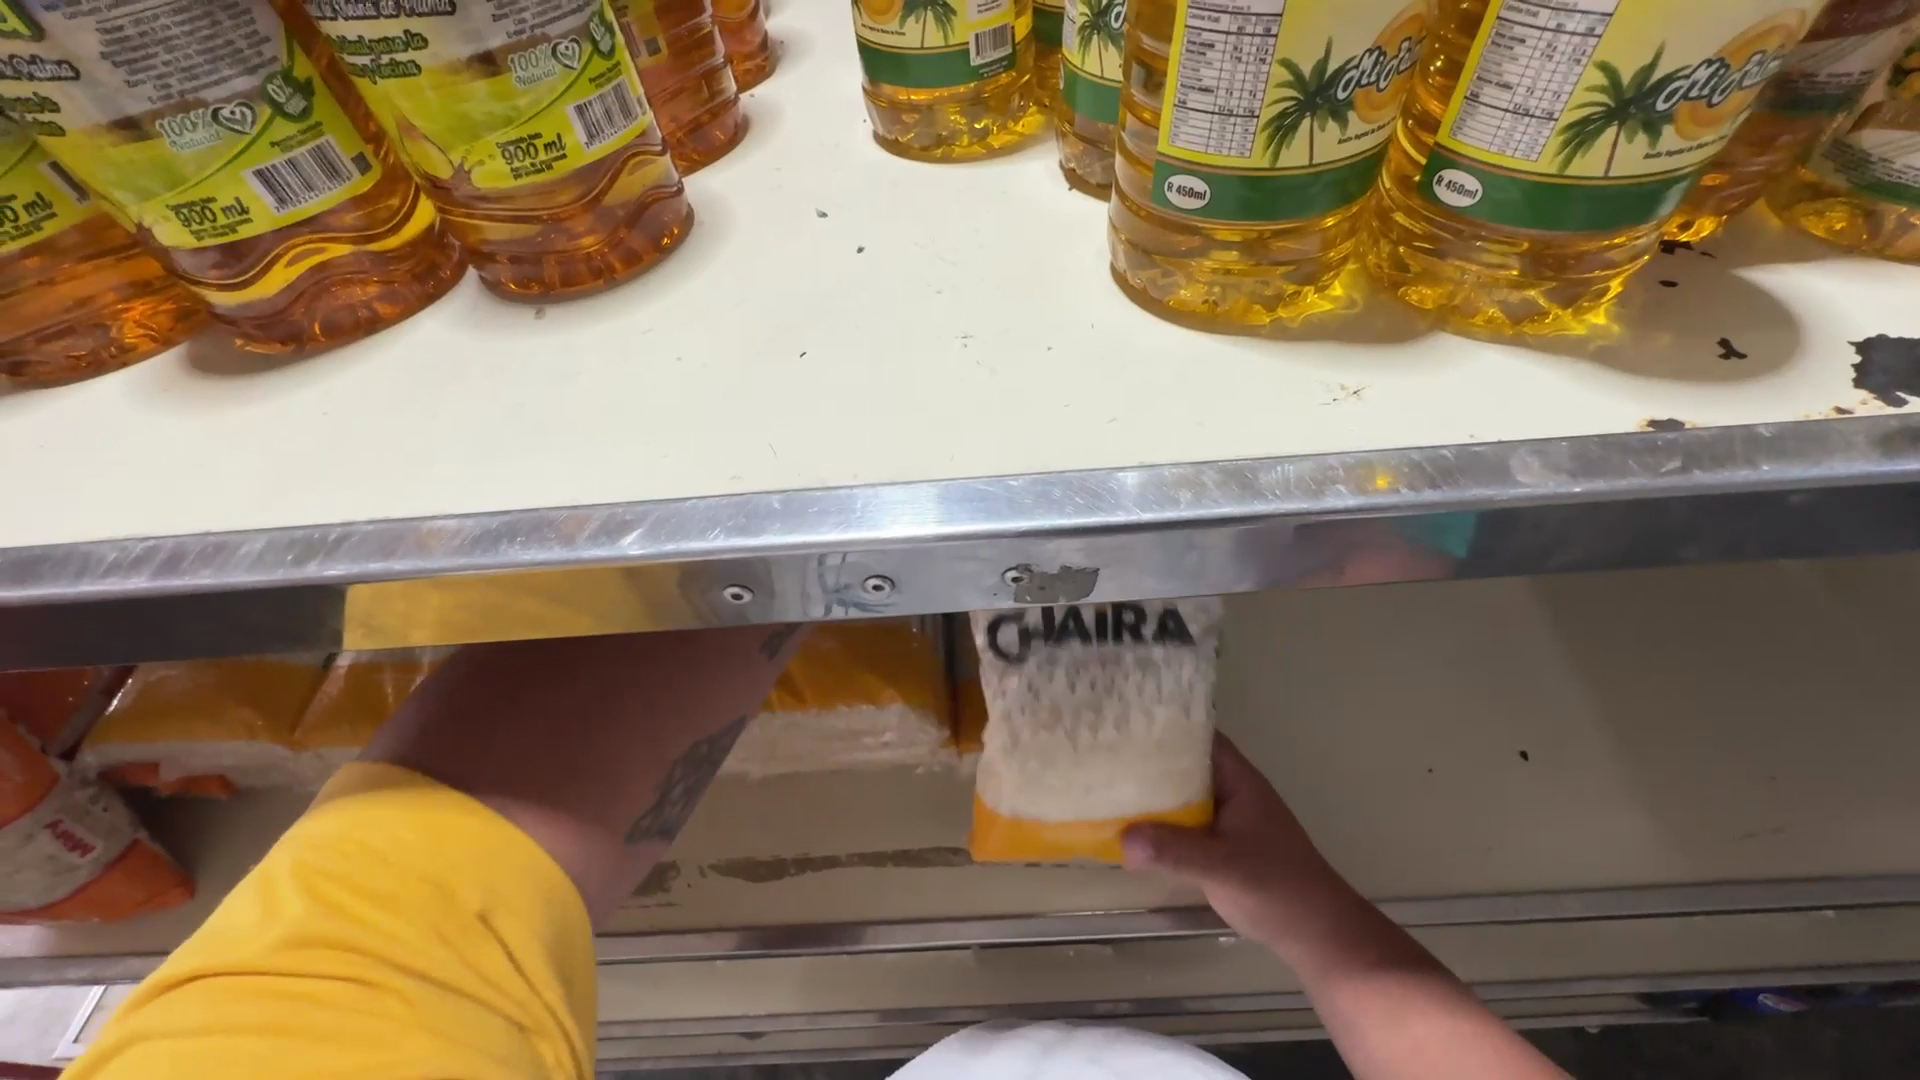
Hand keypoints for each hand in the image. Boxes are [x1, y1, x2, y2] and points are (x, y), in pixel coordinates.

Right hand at [1122, 733, 1354, 957]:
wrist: (1316, 935)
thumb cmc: (1279, 888)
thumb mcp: (1225, 866)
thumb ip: (1176, 851)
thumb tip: (1123, 838)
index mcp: (1238, 780)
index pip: (1199, 737)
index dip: (1165, 725)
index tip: (1123, 721)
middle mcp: (1228, 793)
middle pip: (1183, 765)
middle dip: (1146, 759)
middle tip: (1101, 753)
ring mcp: (1223, 821)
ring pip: (1179, 796)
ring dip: (1148, 794)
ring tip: (1102, 785)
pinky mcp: (1216, 847)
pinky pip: (1179, 825)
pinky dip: (1156, 824)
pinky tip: (1124, 828)